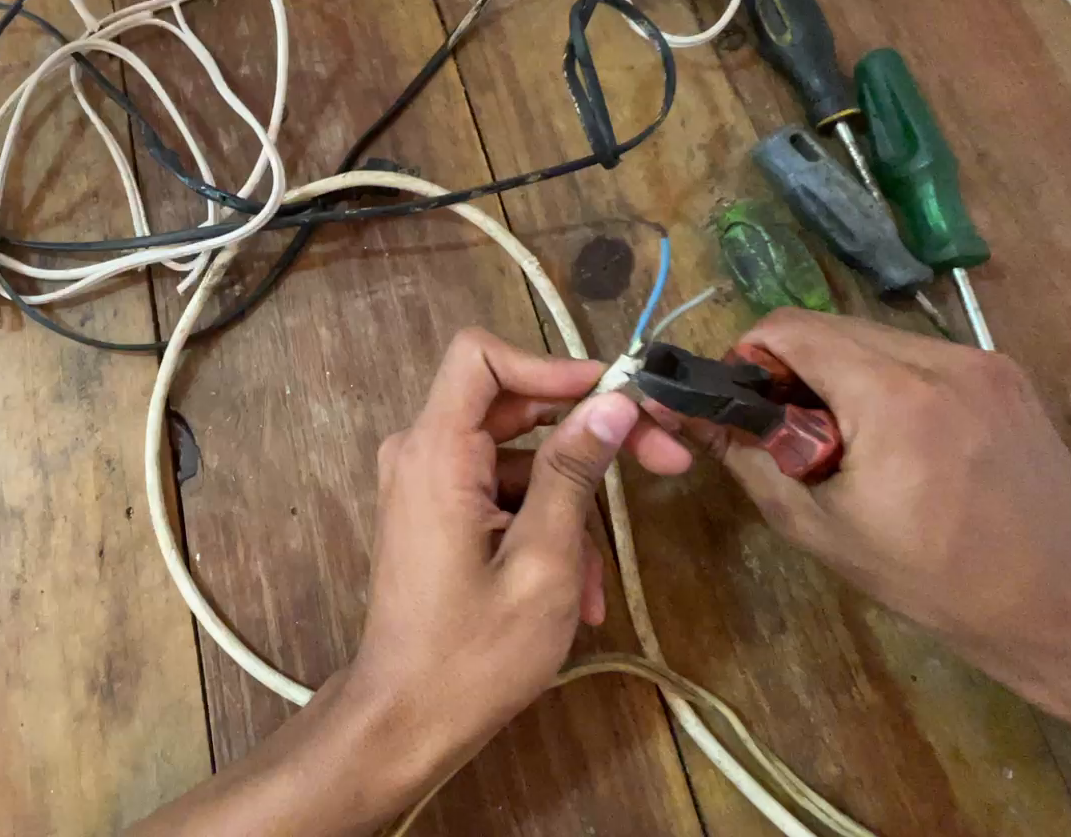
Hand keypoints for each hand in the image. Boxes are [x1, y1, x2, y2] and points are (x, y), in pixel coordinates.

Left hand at [342, 327, 691, 790]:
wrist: (406, 714)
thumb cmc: (474, 651)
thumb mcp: (543, 561)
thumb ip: (573, 474)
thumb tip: (615, 403)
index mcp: (435, 449)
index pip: (479, 356)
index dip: (549, 364)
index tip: (615, 396)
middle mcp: (421, 449)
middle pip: (510, 406)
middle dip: (586, 434)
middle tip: (664, 460)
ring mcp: (424, 479)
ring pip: (514, 458)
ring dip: (569, 505)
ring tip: (599, 581)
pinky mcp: (434, 506)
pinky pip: (497, 492)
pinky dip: (540, 525)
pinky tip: (575, 589)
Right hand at [653, 309, 1070, 678]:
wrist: (1070, 604)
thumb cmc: (930, 575)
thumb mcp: (814, 525)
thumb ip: (744, 457)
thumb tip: (683, 414)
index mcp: (891, 397)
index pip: (789, 328)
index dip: (748, 354)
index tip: (745, 402)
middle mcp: (939, 361)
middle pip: (824, 325)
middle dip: (787, 364)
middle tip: (785, 425)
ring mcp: (979, 362)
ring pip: (866, 335)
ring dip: (832, 368)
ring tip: (840, 432)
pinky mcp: (1001, 372)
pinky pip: (909, 351)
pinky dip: (877, 376)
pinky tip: (890, 431)